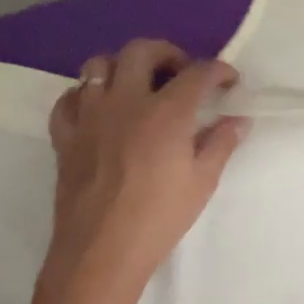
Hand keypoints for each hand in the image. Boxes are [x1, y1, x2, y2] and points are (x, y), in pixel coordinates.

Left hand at [45, 38, 247, 291]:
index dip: (218, 71)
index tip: (229, 82)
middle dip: (167, 53)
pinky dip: (85, 95)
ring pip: (99, 65)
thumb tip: (238, 120)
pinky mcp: (65, 135)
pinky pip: (69, 98)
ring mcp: (90, 116)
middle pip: (142, 50)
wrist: (100, 253)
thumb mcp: (203, 182)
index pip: (197, 72)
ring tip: (138, 86)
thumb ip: (221, 143)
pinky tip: (100, 110)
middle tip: (181, 74)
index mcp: (166, 111)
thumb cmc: (159, 218)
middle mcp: (126, 101)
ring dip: (122, 67)